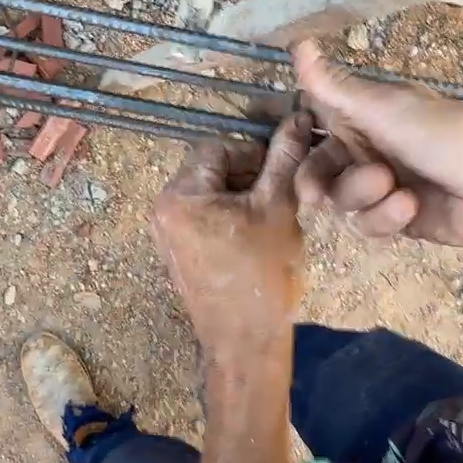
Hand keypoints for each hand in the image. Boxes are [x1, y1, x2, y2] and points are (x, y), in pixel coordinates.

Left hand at [151, 112, 310, 350]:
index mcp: (180, 194)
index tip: (280, 175)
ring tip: (269, 220)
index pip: (218, 148)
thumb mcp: (278, 207)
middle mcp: (163, 208)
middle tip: (278, 198)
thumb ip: (285, 158)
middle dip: (248, 176)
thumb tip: (298, 118)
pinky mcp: (178, 251)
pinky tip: (255, 238)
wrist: (245, 344)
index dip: (253, 155)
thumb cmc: (262, 273)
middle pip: (211, 169)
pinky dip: (230, 217)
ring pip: (211, 192)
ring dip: (242, 196)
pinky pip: (204, 216)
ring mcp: (167, 232)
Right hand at [292, 40, 462, 247]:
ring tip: (394, 189)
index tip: (287, 150)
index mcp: (360, 115)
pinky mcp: (394, 219)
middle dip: (317, 182)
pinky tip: (411, 207)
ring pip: (341, 200)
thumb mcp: (382, 106)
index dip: (295, 141)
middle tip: (315, 195)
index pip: (311, 125)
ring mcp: (379, 185)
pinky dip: (386, 217)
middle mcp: (364, 148)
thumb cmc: (441, 133)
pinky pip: (367, 224)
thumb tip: (297, 42)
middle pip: (317, 170)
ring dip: (363, 196)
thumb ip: (333, 86)